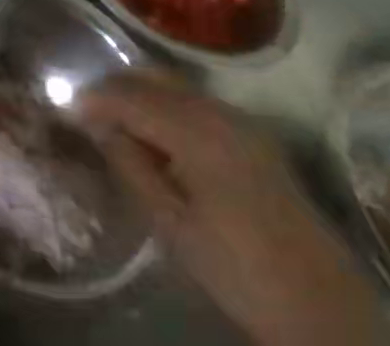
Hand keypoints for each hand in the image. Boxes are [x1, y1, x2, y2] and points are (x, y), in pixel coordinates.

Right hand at [80, 72, 389, 345]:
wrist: (324, 309)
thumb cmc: (236, 268)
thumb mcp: (169, 222)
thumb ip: (129, 165)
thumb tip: (98, 126)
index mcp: (197, 133)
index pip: (128, 96)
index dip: (92, 99)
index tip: (65, 109)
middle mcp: (222, 115)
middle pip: (153, 79)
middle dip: (114, 88)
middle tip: (85, 111)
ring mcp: (245, 125)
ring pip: (176, 88)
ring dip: (140, 95)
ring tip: (114, 122)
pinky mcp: (257, 140)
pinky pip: (198, 104)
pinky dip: (167, 106)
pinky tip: (154, 135)